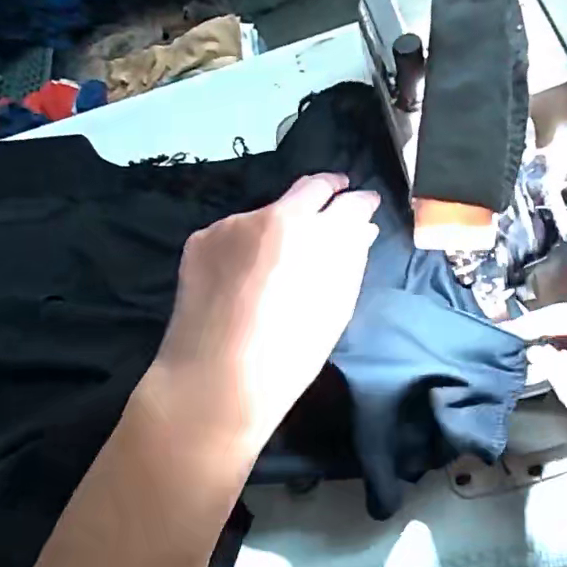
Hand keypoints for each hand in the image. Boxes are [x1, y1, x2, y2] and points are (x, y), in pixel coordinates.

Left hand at [142, 173, 380, 465]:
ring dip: (282, 225)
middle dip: (327, 191)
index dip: (361, 202)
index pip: (349, 202)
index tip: (364, 204)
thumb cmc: (289, 355)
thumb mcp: (335, 308)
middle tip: (335, 200)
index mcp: (315, 234)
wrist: (215, 378)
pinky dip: (247, 245)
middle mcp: (273, 214)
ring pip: (268, 212)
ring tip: (280, 260)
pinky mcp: (202, 238)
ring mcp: (232, 223)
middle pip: (309, 188)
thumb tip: (360, 230)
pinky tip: (245, 277)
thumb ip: (351, 259)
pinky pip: (236, 232)